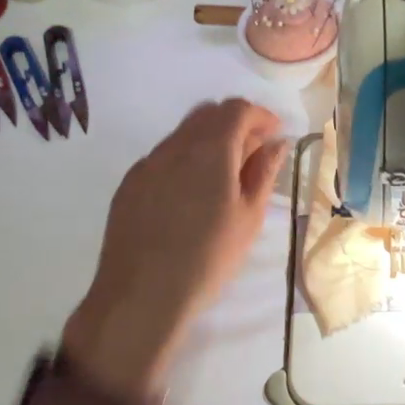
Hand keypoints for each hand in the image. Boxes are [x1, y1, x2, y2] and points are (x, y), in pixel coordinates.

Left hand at [64, 100, 288, 396]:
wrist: (141, 296)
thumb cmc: (208, 258)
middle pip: (207, 114)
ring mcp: (147, 163)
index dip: (260, 116)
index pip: (236, 109)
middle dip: (235, 123)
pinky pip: (162, 157)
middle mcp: (175, 146)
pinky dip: (184, 160)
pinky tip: (190, 196)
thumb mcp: (249, 217)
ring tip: (223, 177)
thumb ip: (264, 172)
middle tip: (254, 153)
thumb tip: (275, 143)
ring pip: (183, 134)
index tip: (275, 135)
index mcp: (210, 149)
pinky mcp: (129, 184)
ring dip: (208, 141)